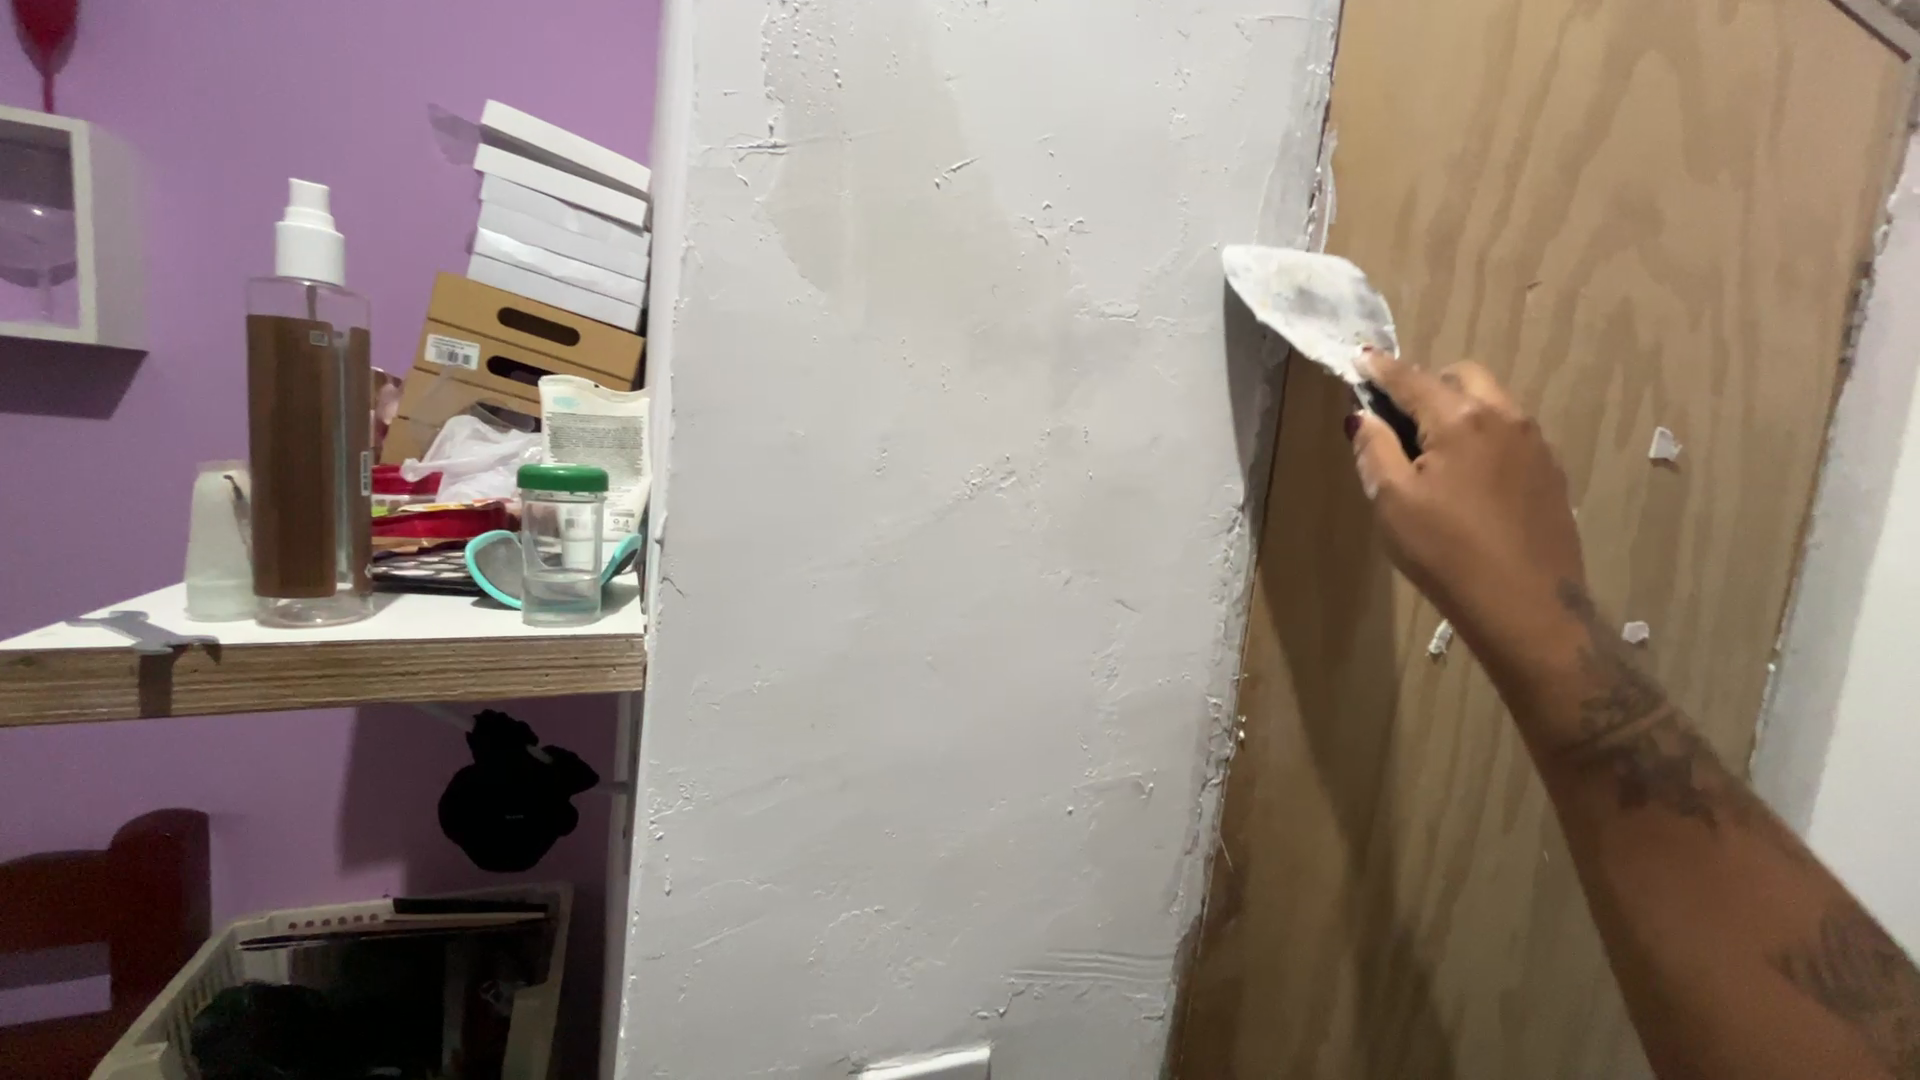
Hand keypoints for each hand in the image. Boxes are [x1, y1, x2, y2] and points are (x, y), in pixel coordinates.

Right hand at [1348, 351, 1585, 654]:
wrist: (1524, 604)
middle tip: (1397, 417)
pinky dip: (1480, 435)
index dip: (1381, 368)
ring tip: (1430, 450)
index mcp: (1461, 419)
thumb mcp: (1391, 500)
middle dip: (1427, 383)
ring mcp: (1534, 444)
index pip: (1412, 379)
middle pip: (1462, 376)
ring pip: (1491, 402)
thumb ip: (1374, 449)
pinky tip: (1465, 478)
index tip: (1361, 357)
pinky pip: (1508, 433)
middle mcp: (1504, 417)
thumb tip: (1363, 415)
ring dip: (1457, 408)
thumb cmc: (1443, 550)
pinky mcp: (1549, 472)